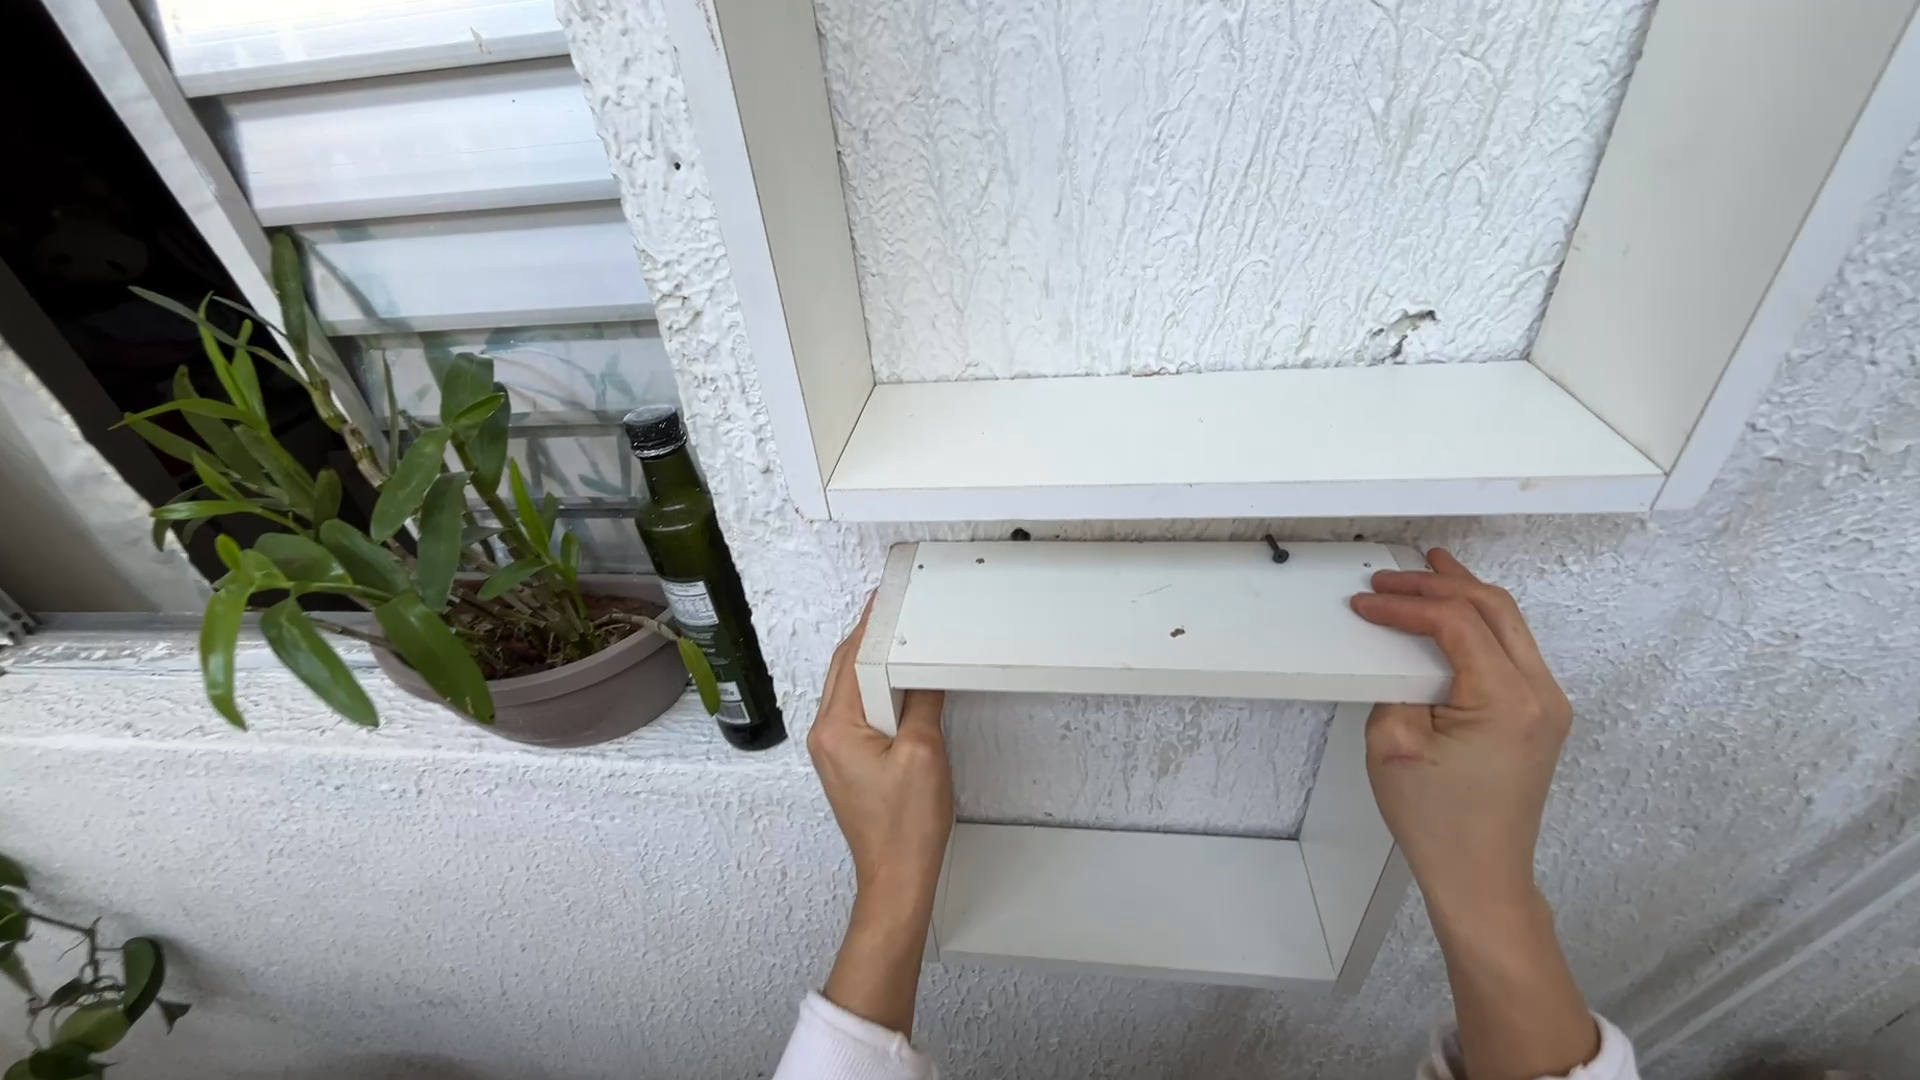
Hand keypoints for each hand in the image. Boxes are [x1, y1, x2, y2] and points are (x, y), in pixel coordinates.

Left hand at [808, 598, 952, 903]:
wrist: (897, 875)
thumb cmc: (905, 827)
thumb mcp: (923, 751)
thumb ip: (921, 701)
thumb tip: (923, 670)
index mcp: (837, 728)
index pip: (853, 660)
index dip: (872, 627)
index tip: (886, 602)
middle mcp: (826, 735)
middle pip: (846, 670)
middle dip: (871, 640)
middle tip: (897, 613)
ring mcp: (834, 749)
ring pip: (851, 690)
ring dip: (875, 665)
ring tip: (902, 642)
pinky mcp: (847, 760)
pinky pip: (857, 711)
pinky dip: (877, 691)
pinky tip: (899, 686)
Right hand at [1349, 547, 1572, 915]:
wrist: (1478, 872)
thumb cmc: (1437, 818)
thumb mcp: (1393, 741)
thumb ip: (1393, 681)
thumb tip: (1394, 649)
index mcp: (1508, 700)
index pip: (1456, 622)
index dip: (1405, 604)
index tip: (1365, 604)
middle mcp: (1540, 694)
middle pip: (1492, 608)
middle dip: (1436, 584)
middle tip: (1389, 577)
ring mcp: (1545, 704)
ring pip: (1507, 621)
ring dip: (1462, 593)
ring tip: (1427, 569)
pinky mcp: (1535, 713)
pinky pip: (1509, 646)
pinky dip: (1476, 620)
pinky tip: (1452, 611)